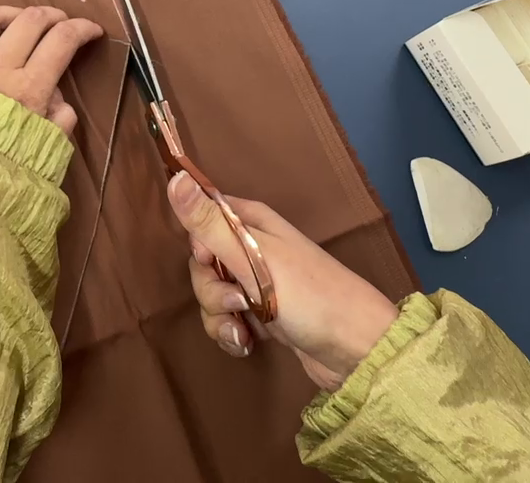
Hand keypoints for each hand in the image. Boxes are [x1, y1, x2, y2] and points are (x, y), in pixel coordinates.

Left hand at [0, 6, 103, 136]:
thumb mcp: (43, 155)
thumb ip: (59, 123)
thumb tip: (57, 98)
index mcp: (27, 89)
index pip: (62, 41)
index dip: (83, 29)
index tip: (93, 30)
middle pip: (29, 21)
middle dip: (52, 15)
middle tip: (61, 21)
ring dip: (10, 12)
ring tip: (20, 18)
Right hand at [169, 172, 398, 389]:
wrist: (355, 350)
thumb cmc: (307, 293)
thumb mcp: (252, 256)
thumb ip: (208, 222)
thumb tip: (174, 178)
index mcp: (250, 221)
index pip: (202, 217)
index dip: (198, 242)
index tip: (210, 260)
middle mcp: (251, 247)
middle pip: (203, 262)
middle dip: (210, 288)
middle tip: (237, 302)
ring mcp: (255, 283)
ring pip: (212, 294)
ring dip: (219, 316)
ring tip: (245, 330)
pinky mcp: (261, 315)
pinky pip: (226, 319)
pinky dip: (231, 333)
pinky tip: (247, 344)